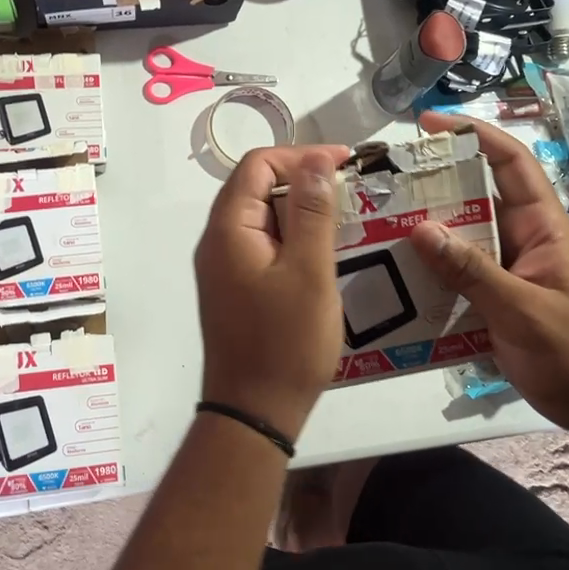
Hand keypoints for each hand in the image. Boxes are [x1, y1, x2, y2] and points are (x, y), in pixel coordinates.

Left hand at [194, 144, 352, 441]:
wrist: (254, 413)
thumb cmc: (285, 343)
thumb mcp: (309, 272)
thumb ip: (312, 211)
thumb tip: (315, 158)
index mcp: (228, 228)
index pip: (258, 165)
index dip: (301, 156)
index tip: (346, 163)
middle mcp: (217, 240)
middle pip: (256, 187)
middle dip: (303, 181)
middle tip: (351, 191)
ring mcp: (223, 266)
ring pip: (261, 217)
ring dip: (300, 211)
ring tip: (345, 219)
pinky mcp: (234, 287)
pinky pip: (262, 244)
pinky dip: (292, 237)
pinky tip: (324, 253)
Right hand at [408, 112, 568, 432]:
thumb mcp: (525, 311)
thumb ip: (473, 271)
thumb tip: (419, 228)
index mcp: (541, 227)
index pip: (510, 163)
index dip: (473, 135)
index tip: (427, 124)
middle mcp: (520, 237)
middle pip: (473, 193)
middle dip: (431, 181)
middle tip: (383, 179)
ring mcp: (504, 266)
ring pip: (458, 232)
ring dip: (421, 226)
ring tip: (374, 220)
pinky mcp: (490, 295)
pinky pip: (452, 269)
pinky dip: (424, 266)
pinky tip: (391, 271)